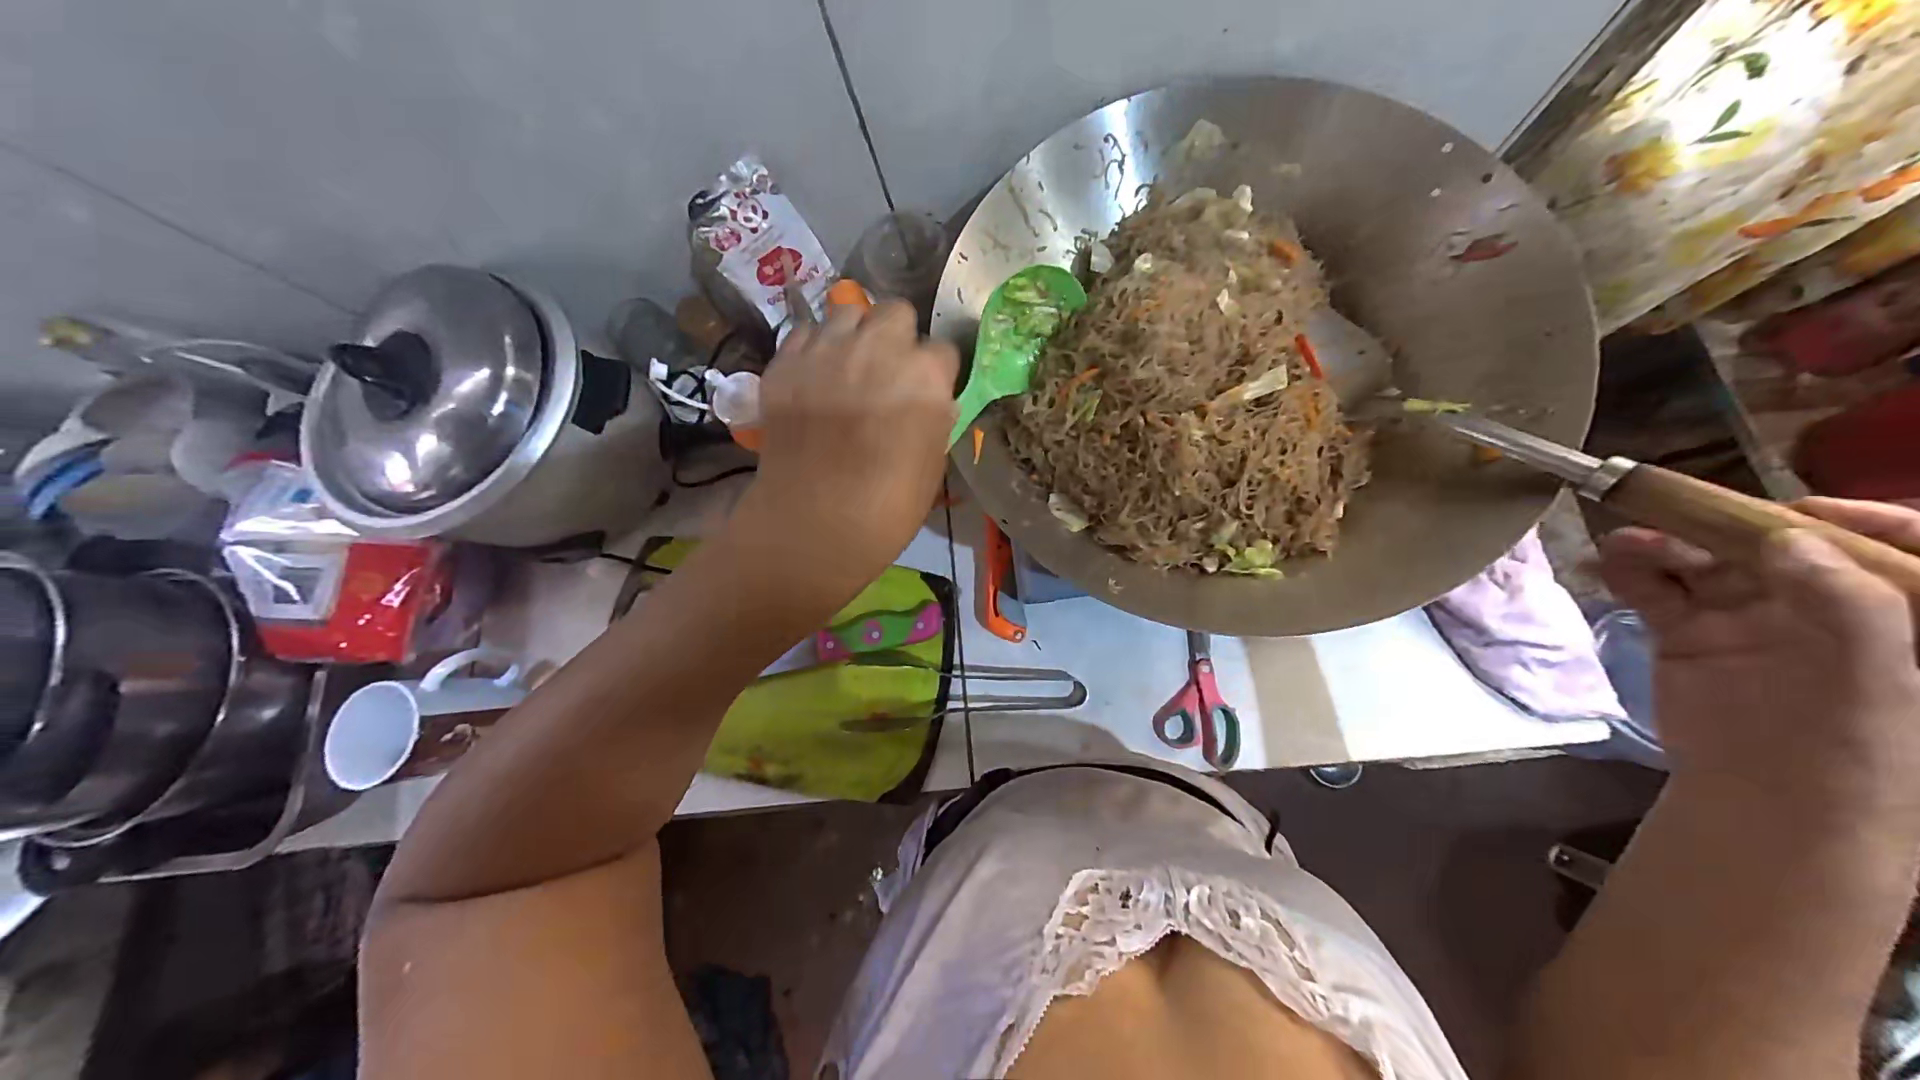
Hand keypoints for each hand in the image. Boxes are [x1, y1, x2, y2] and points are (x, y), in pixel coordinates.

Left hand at [730, 300, 958, 601]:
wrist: (815, 525)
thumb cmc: (888, 507)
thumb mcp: (933, 461)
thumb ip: (934, 415)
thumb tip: (929, 399)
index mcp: (926, 376)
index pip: (941, 349)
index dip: (933, 371)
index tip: (925, 390)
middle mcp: (878, 348)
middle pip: (895, 311)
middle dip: (896, 335)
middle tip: (886, 368)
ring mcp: (827, 350)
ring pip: (847, 310)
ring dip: (855, 333)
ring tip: (847, 364)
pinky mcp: (786, 362)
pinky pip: (806, 332)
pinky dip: (814, 348)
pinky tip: (814, 377)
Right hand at [1598, 499, 1919, 820]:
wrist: (1764, 803)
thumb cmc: (1850, 747)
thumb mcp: (1873, 678)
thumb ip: (1846, 603)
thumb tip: (1785, 537)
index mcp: (1892, 612)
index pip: (1890, 545)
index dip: (1856, 518)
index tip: (1802, 509)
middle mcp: (1820, 605)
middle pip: (1776, 545)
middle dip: (1726, 526)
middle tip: (1678, 515)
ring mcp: (1749, 617)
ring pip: (1706, 561)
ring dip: (1665, 544)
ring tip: (1627, 543)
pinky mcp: (1689, 631)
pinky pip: (1658, 589)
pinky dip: (1632, 571)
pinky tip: (1612, 564)